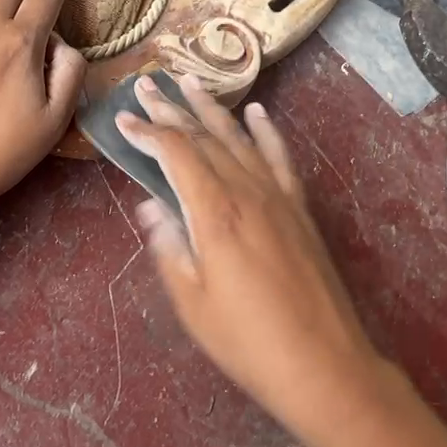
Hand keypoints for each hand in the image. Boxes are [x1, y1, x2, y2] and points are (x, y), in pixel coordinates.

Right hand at [118, 77, 446, 446]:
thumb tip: (150, 204)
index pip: (175, 153)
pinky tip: (255, 111)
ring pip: (238, 137)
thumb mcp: (192, 302)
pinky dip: (265, 129)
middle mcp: (246, 190)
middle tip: (145, 84)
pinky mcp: (299, 207)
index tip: (122, 119)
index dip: (146, 132)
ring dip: (210, 107)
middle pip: (203, 136)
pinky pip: (279, 156)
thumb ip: (169, 246)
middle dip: (170, 109)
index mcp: (214, 211)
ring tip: (189, 81)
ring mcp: (277, 194)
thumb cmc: (247, 340)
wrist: (324, 364)